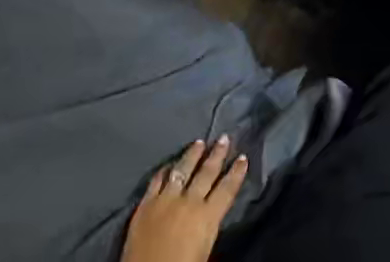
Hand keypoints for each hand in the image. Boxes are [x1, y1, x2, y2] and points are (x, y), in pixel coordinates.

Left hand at [121, 136, 248, 261]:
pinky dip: (165, 170)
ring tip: (198, 143)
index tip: (242, 157)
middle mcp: (189, 201)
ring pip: (182, 169)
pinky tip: (169, 165)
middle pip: (206, 172)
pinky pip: (157, 180)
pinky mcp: (146, 204)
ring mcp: (166, 199)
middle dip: (217, 154)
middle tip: (224, 138)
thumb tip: (212, 214)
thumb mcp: (205, 250)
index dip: (236, 173)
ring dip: (192, 154)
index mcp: (207, 216)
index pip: (227, 188)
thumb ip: (209, 226)